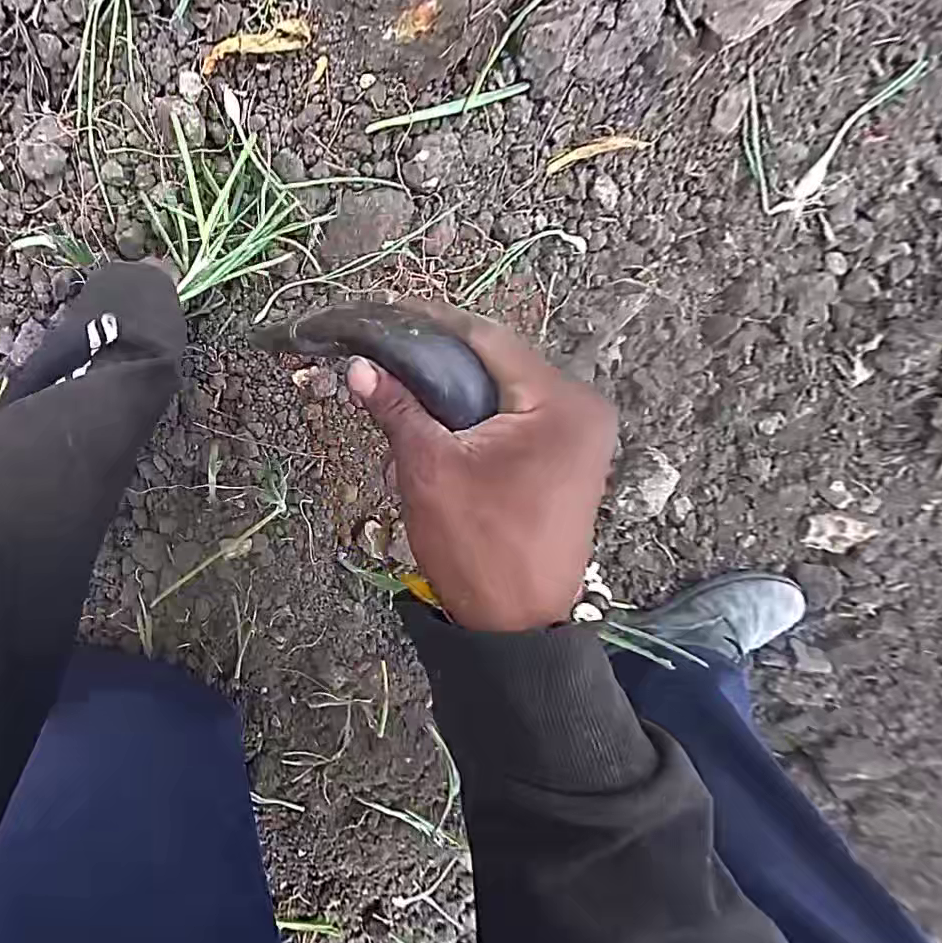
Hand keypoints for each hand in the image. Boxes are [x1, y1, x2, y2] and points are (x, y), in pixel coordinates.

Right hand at [347, 302, 616, 632]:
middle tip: (386, 365)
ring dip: (451, 395)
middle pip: (495, 364)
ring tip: (404, 403)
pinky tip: (436, 431)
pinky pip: (511, 420)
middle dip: (437, 366)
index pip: (486, 339)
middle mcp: (581, 409)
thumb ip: (397, 408)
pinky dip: (472, 419)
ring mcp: (578, 436)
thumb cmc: (476, 546)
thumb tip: (360, 367)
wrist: (514, 625)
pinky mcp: (565, 459)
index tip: (385, 317)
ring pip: (500, 392)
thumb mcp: (428, 468)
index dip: (430, 325)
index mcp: (561, 402)